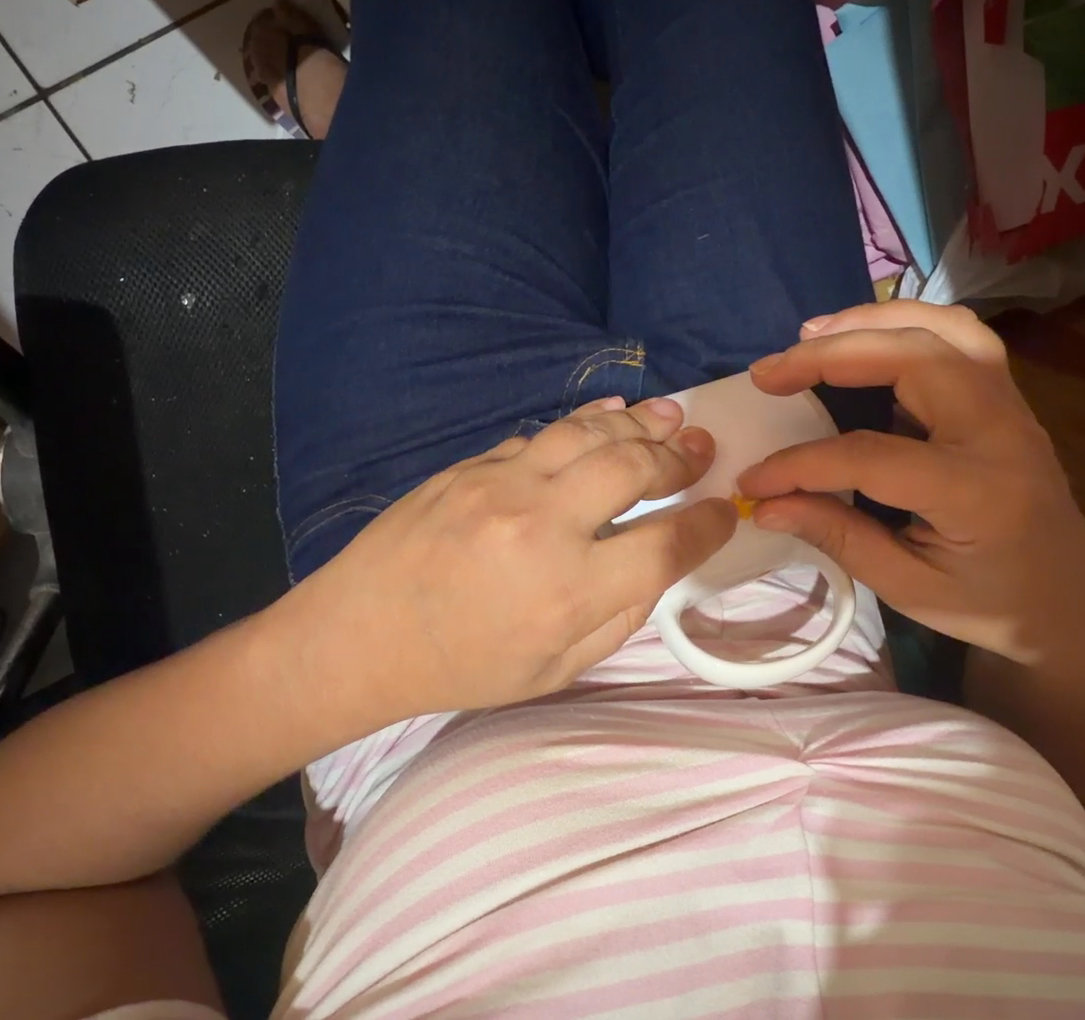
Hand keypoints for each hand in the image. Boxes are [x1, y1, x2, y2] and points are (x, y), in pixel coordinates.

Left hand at [286, 397, 736, 718]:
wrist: (360, 634)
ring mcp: (503, 484)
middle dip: (679, 458)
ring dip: (639, 424)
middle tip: (701, 452)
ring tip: (672, 419)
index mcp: (569, 590)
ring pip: (590, 435)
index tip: (724, 512)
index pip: (667, 544)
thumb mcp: (555, 670)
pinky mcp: (473, 465)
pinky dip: (588, 421)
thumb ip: (618, 616)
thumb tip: (660, 560)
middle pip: (633, 468)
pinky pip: (544, 433)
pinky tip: (614, 415)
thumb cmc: (463, 666)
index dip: (708, 524)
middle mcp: (543, 525)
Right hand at [737, 302, 1084, 669]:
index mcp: (978, 494)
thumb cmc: (990, 605)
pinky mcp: (1008, 399)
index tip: (753, 479)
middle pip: (914, 358)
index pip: (872, 456)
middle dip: (832, 355)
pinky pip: (960, 337)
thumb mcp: (908, 587)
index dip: (801, 463)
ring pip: (943, 329)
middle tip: (769, 373)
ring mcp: (1012, 407)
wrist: (1071, 602)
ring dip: (870, 322)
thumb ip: (838, 537)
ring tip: (809, 335)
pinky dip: (905, 325)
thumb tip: (765, 504)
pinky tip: (864, 339)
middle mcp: (1002, 433)